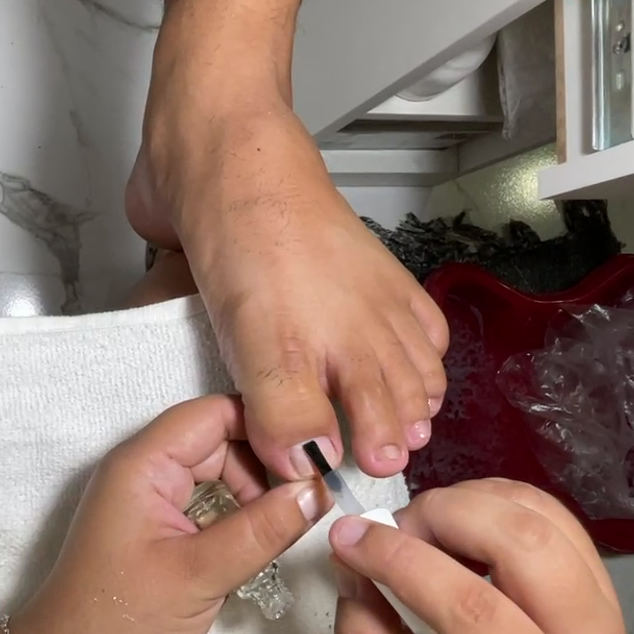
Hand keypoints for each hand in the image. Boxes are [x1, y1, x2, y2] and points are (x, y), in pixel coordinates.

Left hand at [12, 395, 323, 633]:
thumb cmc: (122, 620)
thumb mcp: (200, 574)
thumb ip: (262, 530)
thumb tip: (318, 491)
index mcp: (144, 463)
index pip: (216, 413)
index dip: (267, 429)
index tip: (310, 465)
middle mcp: (144, 467)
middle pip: (220, 439)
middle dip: (263, 469)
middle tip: (302, 509)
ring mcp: (148, 494)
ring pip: (216, 470)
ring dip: (251, 495)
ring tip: (278, 534)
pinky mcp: (154, 521)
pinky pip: (205, 498)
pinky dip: (234, 514)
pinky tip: (254, 544)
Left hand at [131, 94, 448, 482]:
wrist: (228, 154)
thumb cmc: (248, 245)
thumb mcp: (261, 345)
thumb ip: (288, 412)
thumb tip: (313, 470)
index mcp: (358, 347)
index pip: (385, 417)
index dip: (376, 452)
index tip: (366, 479)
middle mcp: (372, 320)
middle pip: (402, 388)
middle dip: (395, 428)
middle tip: (383, 461)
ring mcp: (362, 287)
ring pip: (403, 350)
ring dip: (404, 390)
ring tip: (397, 423)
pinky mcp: (339, 263)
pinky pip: (395, 310)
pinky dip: (405, 339)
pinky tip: (394, 349)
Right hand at [328, 479, 627, 633]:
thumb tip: (348, 569)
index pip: (474, 612)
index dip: (401, 563)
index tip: (348, 540)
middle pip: (521, 542)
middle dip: (438, 516)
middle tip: (392, 532)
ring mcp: (606, 597)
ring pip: (533, 511)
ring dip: (460, 501)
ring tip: (422, 532)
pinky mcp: (599, 566)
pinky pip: (541, 504)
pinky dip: (485, 497)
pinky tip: (455, 523)